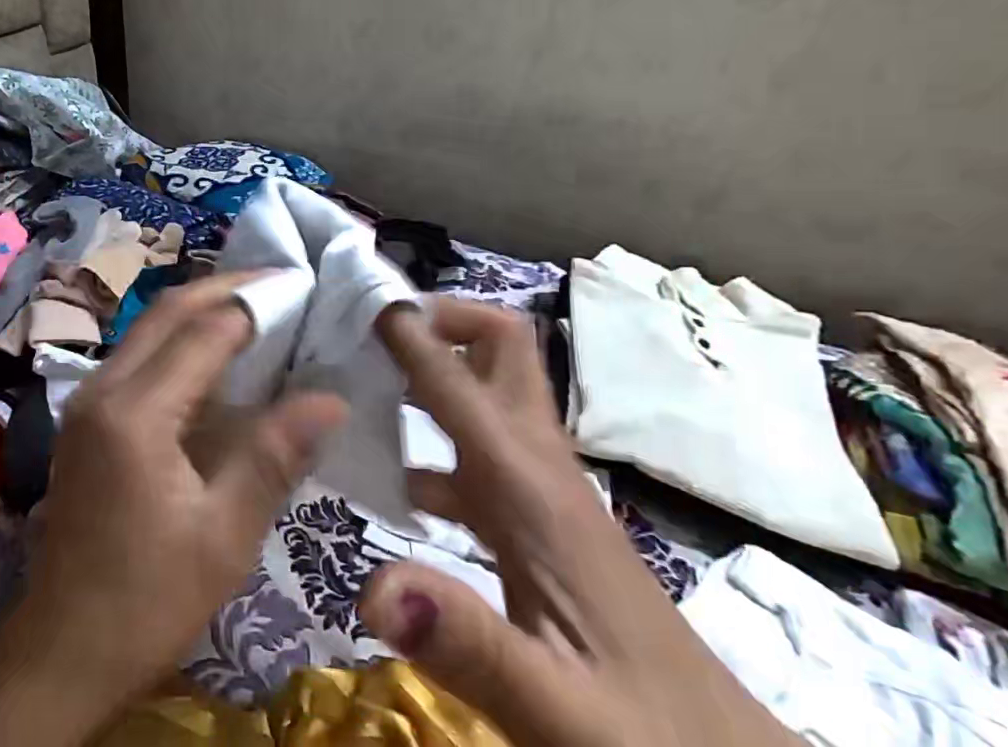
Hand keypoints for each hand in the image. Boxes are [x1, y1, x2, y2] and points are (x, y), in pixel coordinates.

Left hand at [0, 274, 348, 746]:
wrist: (64, 649)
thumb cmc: (149, 598)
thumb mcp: (224, 534)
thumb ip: (273, 455)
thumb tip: (330, 397)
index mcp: (134, 413)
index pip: (203, 331)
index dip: (256, 305)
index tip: (304, 288)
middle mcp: (102, 390)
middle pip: (167, 311)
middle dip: (225, 289)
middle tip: (282, 283)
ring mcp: (86, 401)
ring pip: (148, 329)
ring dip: (201, 311)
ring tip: (260, 310)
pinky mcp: (86, 419)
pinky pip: (138, 357)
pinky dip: (180, 342)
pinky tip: (219, 358)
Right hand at [361, 298, 801, 746]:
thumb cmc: (648, 731)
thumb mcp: (557, 708)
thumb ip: (467, 644)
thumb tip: (370, 586)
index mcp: (537, 494)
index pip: (464, 387)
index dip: (415, 336)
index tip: (361, 303)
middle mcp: (539, 472)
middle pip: (504, 353)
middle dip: (443, 322)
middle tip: (367, 330)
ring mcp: (540, 494)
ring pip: (487, 396)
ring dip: (433, 369)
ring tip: (359, 378)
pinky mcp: (535, 523)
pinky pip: (475, 452)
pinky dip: (432, 436)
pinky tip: (389, 471)